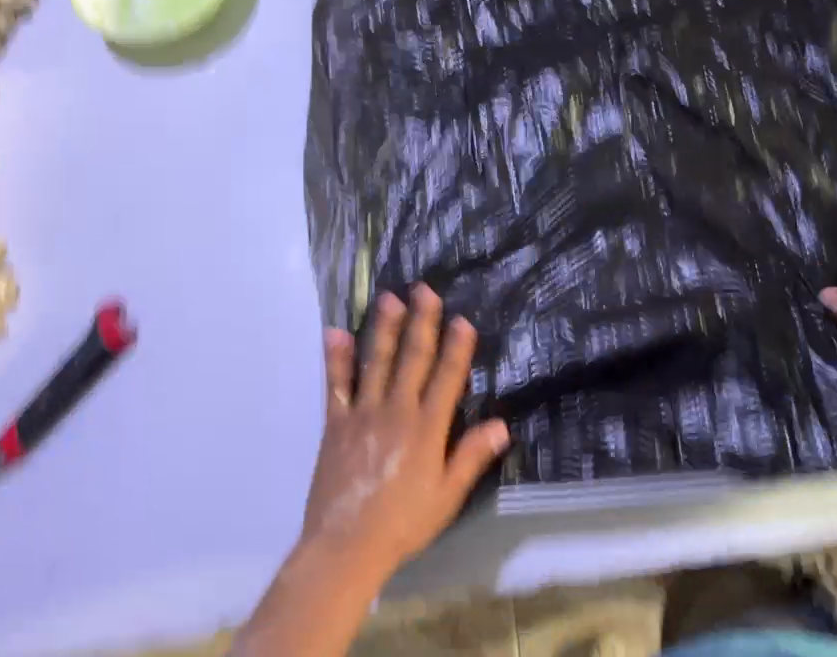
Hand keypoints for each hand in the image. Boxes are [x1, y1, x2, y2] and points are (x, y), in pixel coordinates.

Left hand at [300, 285, 510, 579]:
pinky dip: (336, 359)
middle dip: (421, 322)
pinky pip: (336, 385)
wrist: (345, 546)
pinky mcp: (335, 425)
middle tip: (424, 289)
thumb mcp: (447, 496)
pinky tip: (335, 333)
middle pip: (412, 358)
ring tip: (388, 299)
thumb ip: (471, 456)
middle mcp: (397, 411)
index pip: (447, 377)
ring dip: (382, 328)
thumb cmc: (403, 523)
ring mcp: (363, 415)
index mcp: (427, 428)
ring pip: (375, 362)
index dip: (457, 347)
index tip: (462, 319)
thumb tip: (501, 424)